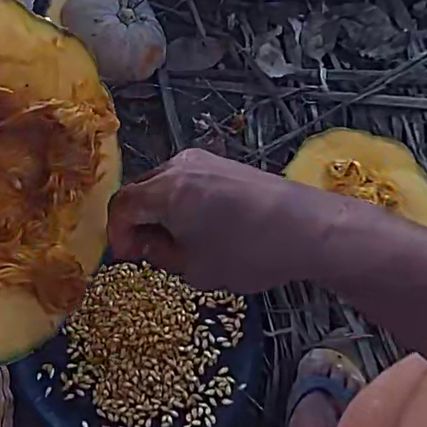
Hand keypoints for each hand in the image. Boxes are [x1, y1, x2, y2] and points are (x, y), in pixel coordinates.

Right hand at [107, 148, 333, 293]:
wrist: (310, 228)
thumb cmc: (249, 253)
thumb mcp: (195, 268)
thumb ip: (159, 253)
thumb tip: (142, 243)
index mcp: (166, 190)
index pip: (122, 206)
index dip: (117, 234)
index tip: (128, 258)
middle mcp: (179, 165)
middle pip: (140, 190)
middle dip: (136, 221)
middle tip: (146, 251)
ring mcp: (203, 159)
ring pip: (162, 184)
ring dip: (157, 211)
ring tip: (173, 241)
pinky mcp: (223, 162)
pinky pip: (185, 180)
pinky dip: (178, 202)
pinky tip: (198, 225)